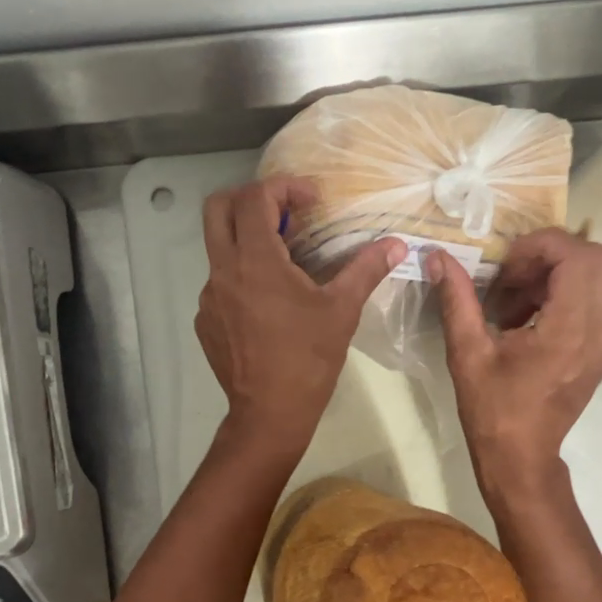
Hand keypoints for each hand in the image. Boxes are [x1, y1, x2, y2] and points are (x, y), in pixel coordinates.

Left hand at [196, 177, 403, 450]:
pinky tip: (268, 306)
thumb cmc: (308, 360)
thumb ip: (366, 270)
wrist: (269, 414)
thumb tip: (396, 244)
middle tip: (283, 216)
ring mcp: (209, 299)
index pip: (255, 198)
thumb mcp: (341, 311)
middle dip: (249, 200)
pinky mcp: (205, 322)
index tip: (310, 200)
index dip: (284, 187)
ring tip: (282, 266)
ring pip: (217, 250)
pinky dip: (241, 280)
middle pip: (218, 209)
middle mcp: (222, 272)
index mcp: (254, 261)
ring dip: (246, 243)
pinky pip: (219, 285)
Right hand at [426, 229, 601, 492]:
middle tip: (511, 279)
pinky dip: (561, 297)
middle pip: (594, 259)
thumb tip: (439, 259)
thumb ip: (457, 301)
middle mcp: (597, 331)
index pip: (577, 256)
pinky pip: (590, 303)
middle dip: (549, 256)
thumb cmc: (492, 412)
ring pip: (595, 279)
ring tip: (513, 305)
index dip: (540, 246)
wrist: (520, 460)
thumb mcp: (467, 355)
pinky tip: (525, 323)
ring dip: (554, 277)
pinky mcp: (598, 352)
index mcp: (568, 330)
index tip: (504, 268)